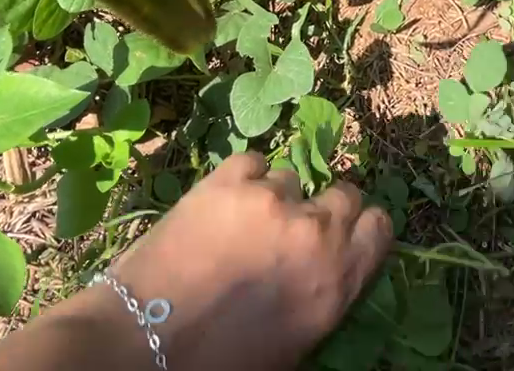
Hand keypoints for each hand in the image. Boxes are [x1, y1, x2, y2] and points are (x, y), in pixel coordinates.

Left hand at [48, 152, 392, 369]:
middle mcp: (314, 231)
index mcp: (335, 280)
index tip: (343, 238)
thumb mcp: (293, 344)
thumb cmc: (219, 364)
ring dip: (276, 199)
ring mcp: (271, 198)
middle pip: (345, 193)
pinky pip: (253, 163)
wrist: (134, 349)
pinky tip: (222, 206)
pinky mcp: (229, 177)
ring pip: (292, 180)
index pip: (379, 226)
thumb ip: (324, 293)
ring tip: (242, 225)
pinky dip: (242, 180)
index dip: (361, 230)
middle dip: (324, 210)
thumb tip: (331, 265)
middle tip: (291, 232)